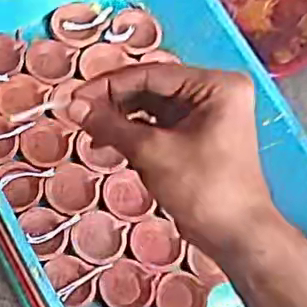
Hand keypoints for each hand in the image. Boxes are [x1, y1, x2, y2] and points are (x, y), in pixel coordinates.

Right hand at [66, 63, 279, 255]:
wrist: (233, 232)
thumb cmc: (202, 187)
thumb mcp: (150, 151)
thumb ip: (109, 125)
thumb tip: (73, 107)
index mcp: (216, 85)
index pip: (151, 74)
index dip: (108, 85)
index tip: (74, 98)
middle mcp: (213, 93)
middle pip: (150, 87)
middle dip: (112, 102)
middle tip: (77, 113)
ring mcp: (204, 115)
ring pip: (149, 106)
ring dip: (117, 118)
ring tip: (88, 130)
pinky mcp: (194, 136)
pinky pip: (154, 124)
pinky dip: (130, 132)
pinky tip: (106, 142)